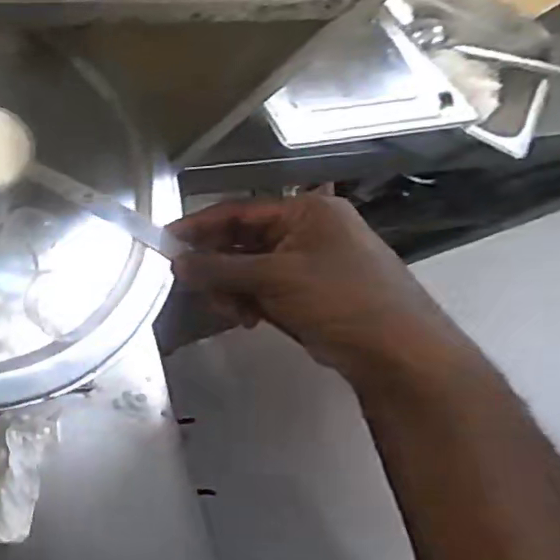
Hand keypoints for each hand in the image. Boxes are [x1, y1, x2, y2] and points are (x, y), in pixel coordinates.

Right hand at [167, 194, 474, 382]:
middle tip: (201, 291)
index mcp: (306, 212)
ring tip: (236, 313)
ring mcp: (304, 260)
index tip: (165, 243)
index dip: (197, 226)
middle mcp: (304, 230)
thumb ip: (218, 268)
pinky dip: (245, 301)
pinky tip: (250, 319)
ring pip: (242, 269)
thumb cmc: (340, 299)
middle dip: (216, 269)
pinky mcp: (302, 289)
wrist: (394, 349)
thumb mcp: (273, 278)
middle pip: (236, 242)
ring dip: (229, 290)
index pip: (237, 211)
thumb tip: (176, 262)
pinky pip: (256, 288)